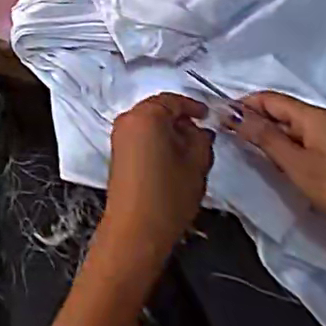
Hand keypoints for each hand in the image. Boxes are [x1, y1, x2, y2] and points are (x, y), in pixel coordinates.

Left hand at [100, 93, 214, 257]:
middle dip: (179, 116)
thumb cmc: (168, 193)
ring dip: (167, 127)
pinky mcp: (117, 149)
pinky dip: (155, 136)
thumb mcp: (196, 165)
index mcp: (145, 116)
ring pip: (147, 120)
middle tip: (201, 131)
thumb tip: (198, 129)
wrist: (136, 225)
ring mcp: (118, 134)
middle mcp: (127, 119)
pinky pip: (139, 133)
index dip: (192, 105)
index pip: (170, 100)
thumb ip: (201, 140)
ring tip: (190, 145)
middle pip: (156, 108)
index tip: (208, 114)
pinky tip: (172, 154)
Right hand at [229, 91, 325, 262]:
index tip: (218, 123)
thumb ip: (263, 138)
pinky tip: (293, 174)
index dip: (241, 106)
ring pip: (300, 131)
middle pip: (284, 113)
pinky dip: (297, 154)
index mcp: (317, 116)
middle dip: (258, 124)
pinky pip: (316, 146)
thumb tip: (231, 111)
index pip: (268, 98)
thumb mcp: (300, 168)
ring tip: (260, 162)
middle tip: (234, 146)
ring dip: (277, 141)